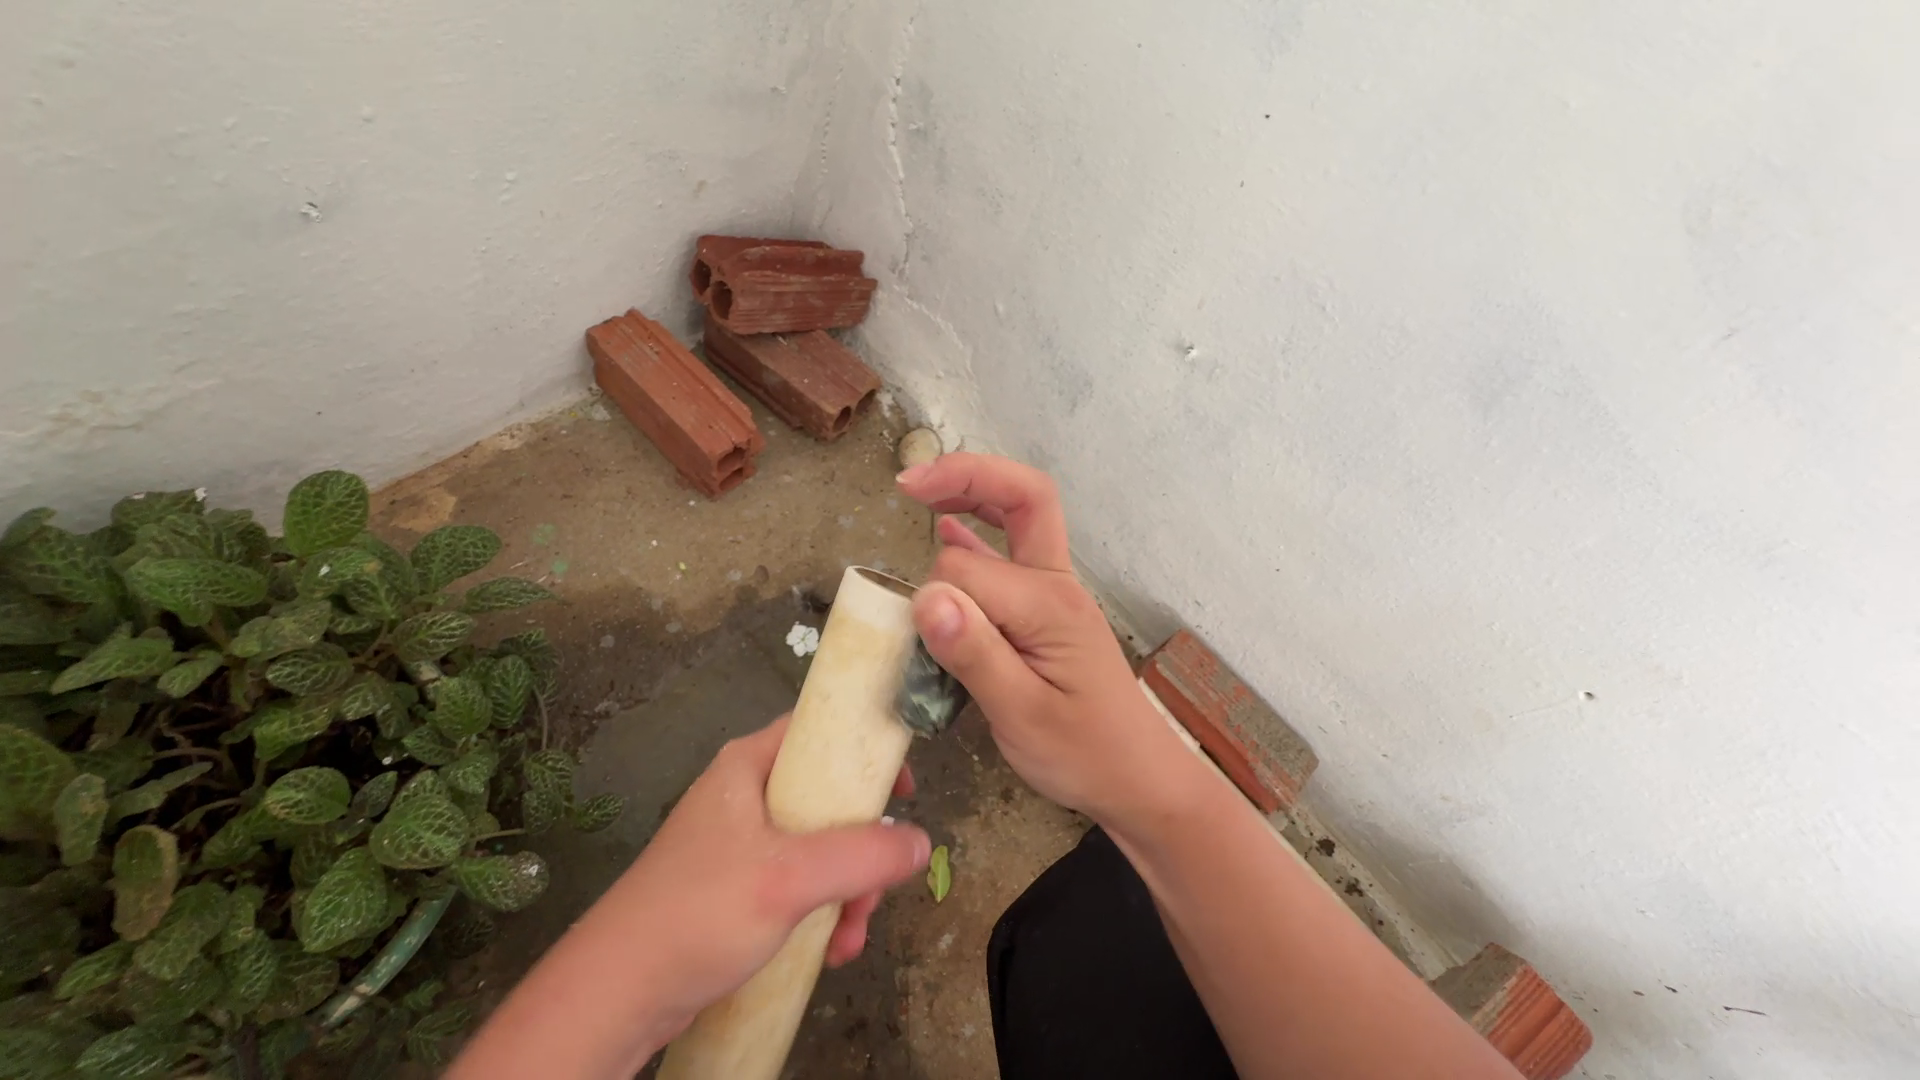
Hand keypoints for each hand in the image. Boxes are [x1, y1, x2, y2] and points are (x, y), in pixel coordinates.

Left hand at [604, 716, 929, 1032]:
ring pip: (817, 850)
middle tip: (874, 891)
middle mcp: (745, 796)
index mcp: (749, 767)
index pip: (819, 731)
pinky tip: (829, 952)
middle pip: (827, 800)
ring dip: (845, 892)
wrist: (617, 994)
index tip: (903, 789)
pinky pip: (796, 886)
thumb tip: (921, 843)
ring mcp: (739, 845)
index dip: (865, 750)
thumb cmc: (700, 912)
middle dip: (861, 850)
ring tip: (849, 938)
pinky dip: (820, 912)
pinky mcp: (735, 889)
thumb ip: (862, 856)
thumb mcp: (789, 877)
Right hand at [896, 454, 1186, 825]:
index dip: (932, 595)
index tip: (915, 636)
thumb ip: (975, 654)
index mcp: (1048, 605)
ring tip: (920, 492)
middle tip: (907, 483)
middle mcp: (1054, 585)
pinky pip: (1012, 555)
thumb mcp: (1021, 715)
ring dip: (973, 495)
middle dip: (966, 476)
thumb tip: (925, 597)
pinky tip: (947, 533)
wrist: (1138, 780)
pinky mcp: (1046, 612)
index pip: (969, 572)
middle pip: (1024, 497)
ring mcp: (1053, 595)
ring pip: (1020, 518)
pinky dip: (977, 535)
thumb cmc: (1083, 754)